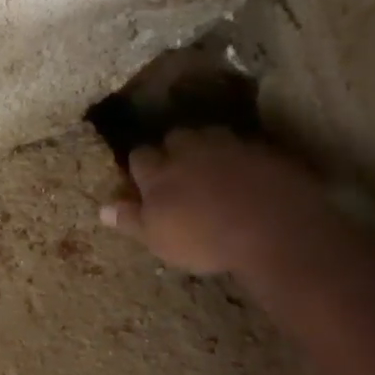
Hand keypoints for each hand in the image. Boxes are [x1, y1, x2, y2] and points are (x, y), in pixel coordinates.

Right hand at [99, 129, 319, 275]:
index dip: (140, 167)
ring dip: (206, 148)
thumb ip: (131, 220)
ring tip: (211, 168)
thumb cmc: (204, 239)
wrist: (273, 226)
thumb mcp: (158, 239)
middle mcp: (189, 150)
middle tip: (178, 170)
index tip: (142, 180)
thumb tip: (102, 208)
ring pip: (209, 136)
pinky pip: (244, 146)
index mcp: (159, 172)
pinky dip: (240, 157)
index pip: (139, 157)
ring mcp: (228, 145)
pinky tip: (245, 175)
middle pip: (174, 137)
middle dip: (173, 149)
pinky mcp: (263, 149)